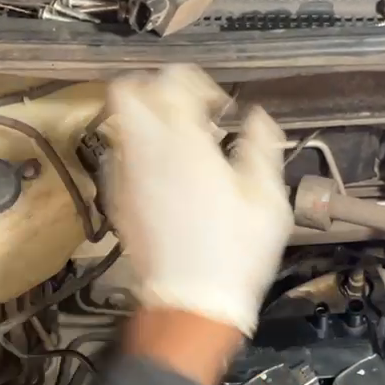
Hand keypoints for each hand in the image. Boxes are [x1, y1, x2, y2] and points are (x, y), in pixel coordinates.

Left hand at [104, 65, 293, 338]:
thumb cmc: (236, 251)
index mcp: (184, 141)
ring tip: (180, 144)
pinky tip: (167, 176)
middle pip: (126, 91)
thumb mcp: (267, 198)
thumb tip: (258, 117)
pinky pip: (120, 159)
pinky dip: (139, 153)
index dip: (197, 82)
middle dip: (155, 90)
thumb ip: (261, 147)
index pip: (173, 80)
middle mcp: (145, 151)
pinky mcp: (118, 201)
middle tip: (186, 110)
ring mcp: (126, 176)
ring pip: (120, 124)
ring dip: (146, 121)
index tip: (219, 106)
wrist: (191, 304)